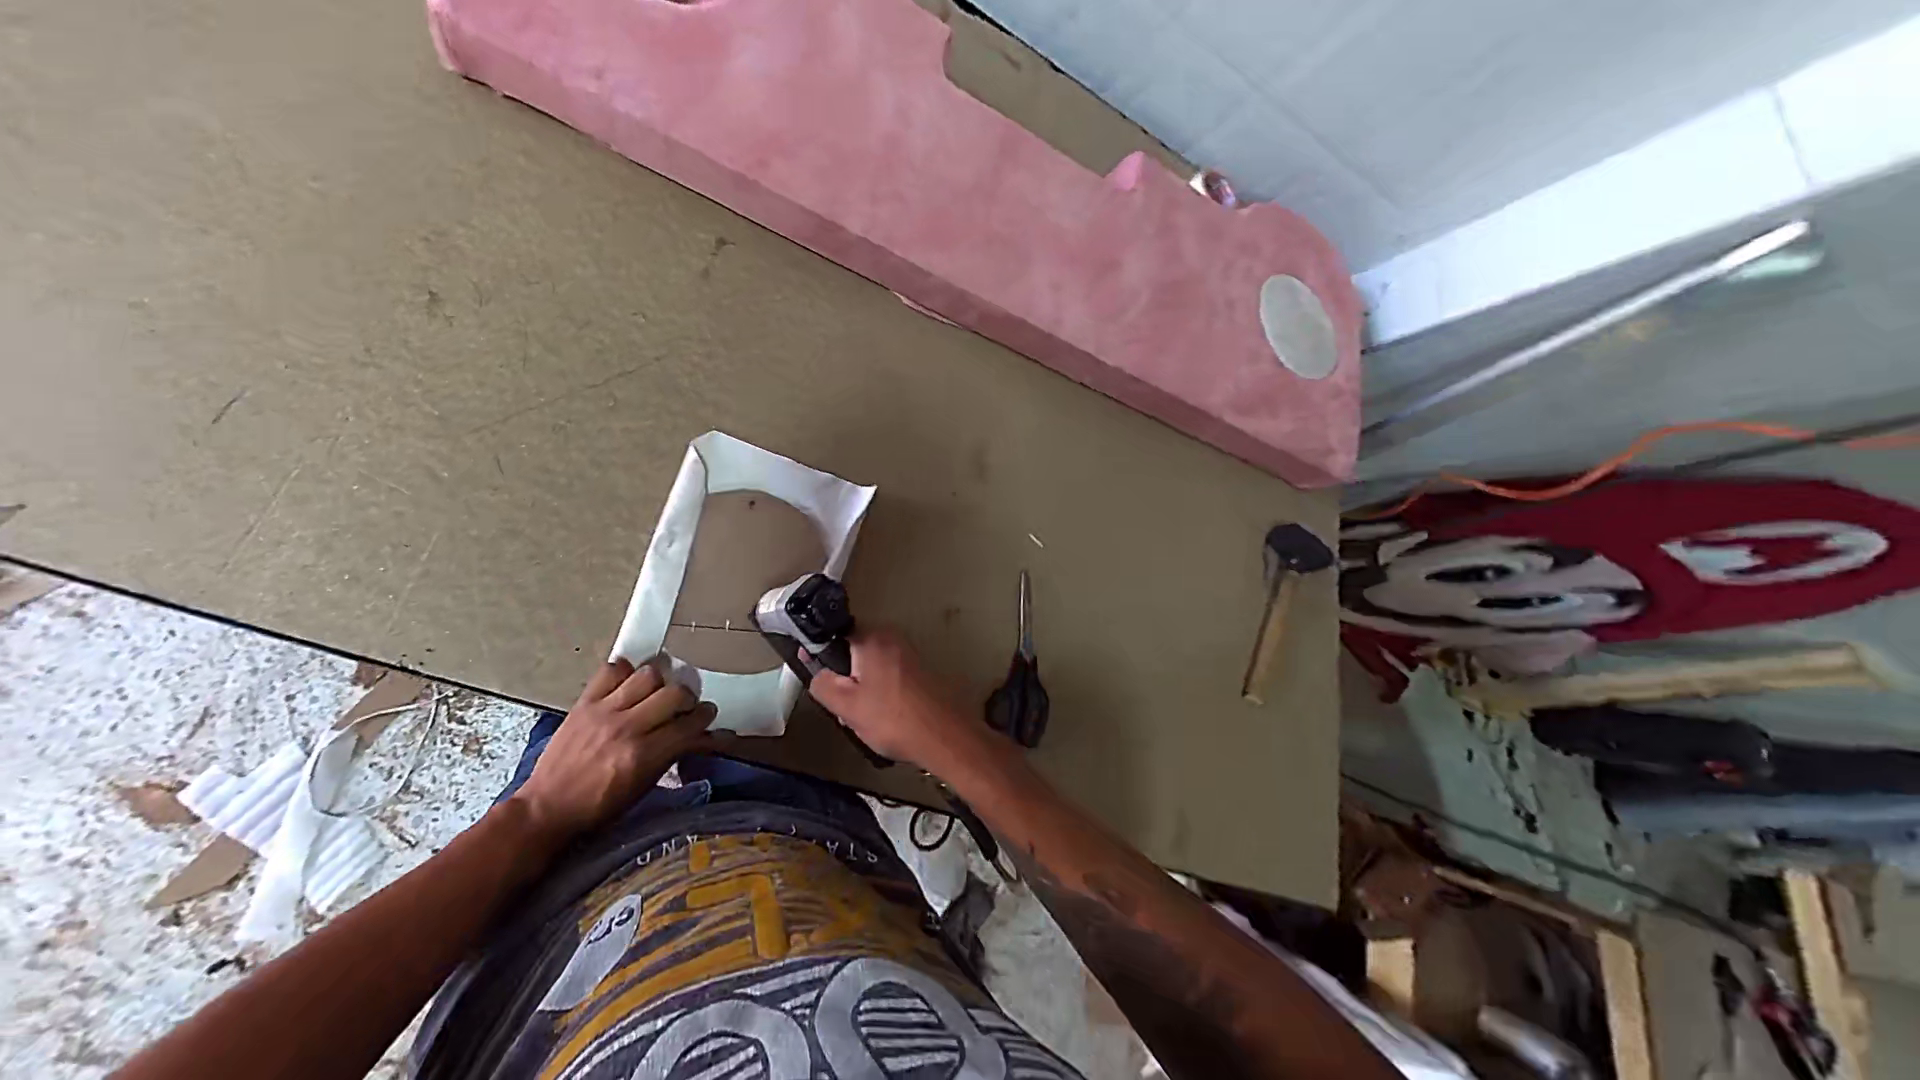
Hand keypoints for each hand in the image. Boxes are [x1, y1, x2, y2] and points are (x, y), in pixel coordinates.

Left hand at [509, 659, 715, 840]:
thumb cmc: (599, 807)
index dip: (704, 717)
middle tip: (684, 705)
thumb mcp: (643, 786)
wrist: (547, 809)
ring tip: (657, 693)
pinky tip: (628, 685)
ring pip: (648, 675)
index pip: (689, 724)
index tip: (706, 716)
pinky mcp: (583, 704)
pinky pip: (611, 671)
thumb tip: (699, 736)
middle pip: (675, 693)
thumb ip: (672, 755)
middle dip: (687, 698)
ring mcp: (603, 712)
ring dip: (660, 682)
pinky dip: (624, 673)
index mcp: (643, 755)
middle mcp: (626, 728)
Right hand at [808, 628, 985, 772]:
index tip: (815, 677)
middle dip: (844, 679)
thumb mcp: (844, 705)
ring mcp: (909, 654)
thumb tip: (817, 672)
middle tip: (842, 708)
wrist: (943, 736)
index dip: (819, 655)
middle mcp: (892, 637)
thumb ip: (822, 683)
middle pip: (853, 654)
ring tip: (863, 720)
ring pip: (870, 669)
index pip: (833, 634)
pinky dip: (881, 695)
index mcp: (871, 637)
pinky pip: (888, 678)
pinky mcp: (920, 672)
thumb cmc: (892, 718)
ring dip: (862, 691)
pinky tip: (883, 720)